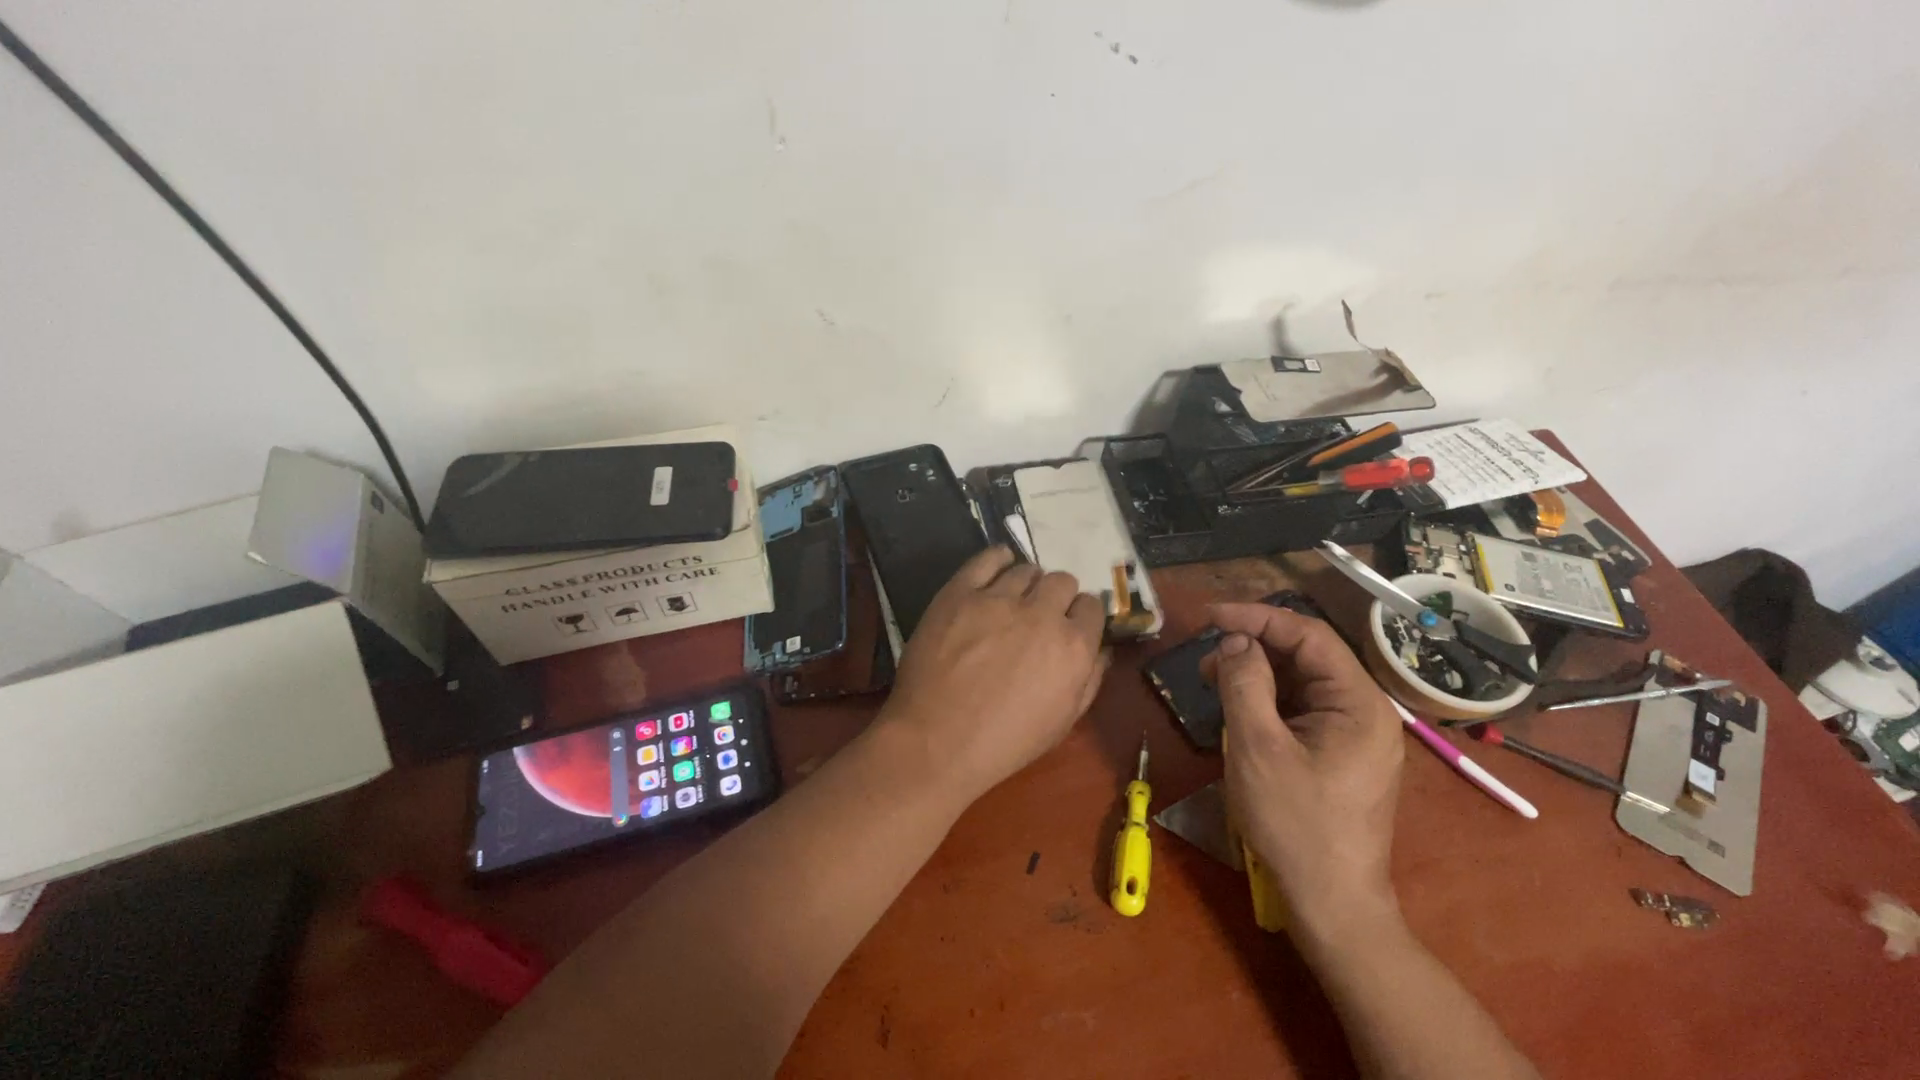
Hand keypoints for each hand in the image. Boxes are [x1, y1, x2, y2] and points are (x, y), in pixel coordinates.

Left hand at [882, 547, 1108, 799]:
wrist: (937, 740)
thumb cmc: (1005, 742)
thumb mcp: (1064, 722)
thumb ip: (1090, 680)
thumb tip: (1101, 651)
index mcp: (1074, 646)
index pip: (1092, 606)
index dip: (1081, 616)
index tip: (1068, 626)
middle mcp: (1042, 613)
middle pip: (1062, 581)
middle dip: (1056, 597)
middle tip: (1038, 616)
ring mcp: (998, 598)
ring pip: (1026, 569)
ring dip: (1027, 582)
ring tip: (1013, 600)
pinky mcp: (959, 592)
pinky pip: (987, 559)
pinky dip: (997, 559)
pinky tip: (997, 567)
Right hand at [1206, 603, 1404, 939]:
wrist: (1332, 902)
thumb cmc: (1294, 823)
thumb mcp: (1257, 748)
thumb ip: (1245, 684)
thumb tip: (1236, 642)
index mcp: (1359, 703)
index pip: (1309, 636)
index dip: (1258, 618)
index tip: (1210, 617)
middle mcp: (1367, 711)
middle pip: (1308, 658)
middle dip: (1255, 649)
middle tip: (1206, 659)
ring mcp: (1357, 736)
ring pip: (1303, 684)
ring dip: (1258, 675)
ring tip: (1215, 683)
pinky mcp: (1343, 757)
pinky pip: (1305, 712)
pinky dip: (1269, 703)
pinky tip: (1239, 711)